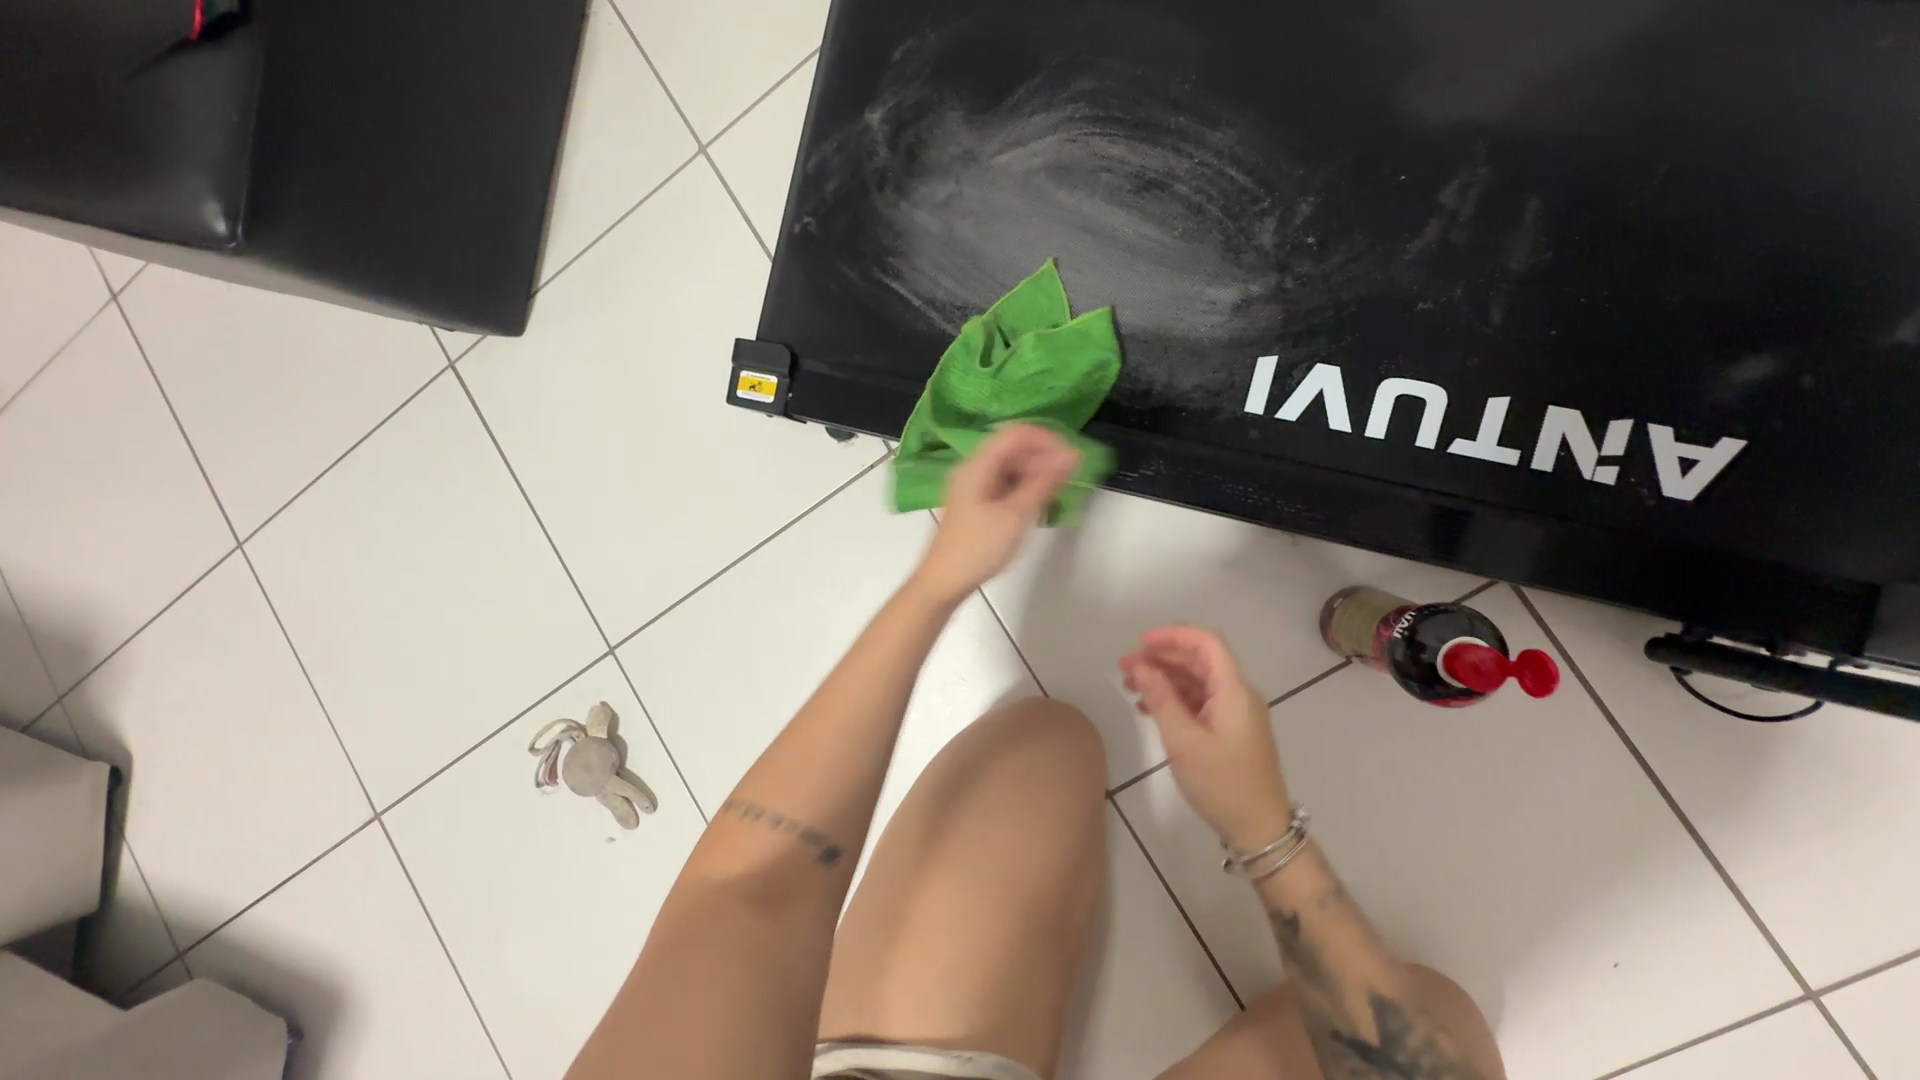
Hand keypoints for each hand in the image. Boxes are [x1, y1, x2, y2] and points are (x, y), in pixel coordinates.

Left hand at [911, 424, 1079, 603]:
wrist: (943, 582)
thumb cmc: (978, 549)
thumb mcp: (1015, 515)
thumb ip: (1044, 482)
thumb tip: (1071, 454)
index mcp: (978, 465)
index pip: (1016, 433)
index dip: (1046, 439)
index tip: (1071, 458)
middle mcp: (974, 470)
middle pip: (1013, 448)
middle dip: (1043, 457)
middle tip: (1069, 478)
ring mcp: (974, 487)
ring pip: (1010, 467)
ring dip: (1036, 474)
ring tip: (1058, 492)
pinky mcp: (977, 504)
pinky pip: (1005, 484)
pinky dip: (1024, 489)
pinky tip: (1039, 505)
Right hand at [1120, 626, 1294, 851]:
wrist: (1259, 829)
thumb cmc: (1222, 783)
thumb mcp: (1183, 741)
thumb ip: (1161, 698)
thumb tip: (1141, 666)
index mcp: (1233, 690)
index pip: (1206, 642)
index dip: (1172, 635)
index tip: (1139, 643)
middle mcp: (1238, 694)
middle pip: (1199, 660)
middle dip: (1161, 658)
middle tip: (1124, 667)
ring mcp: (1236, 713)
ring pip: (1197, 680)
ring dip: (1164, 678)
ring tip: (1130, 687)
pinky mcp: (1231, 730)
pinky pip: (1200, 701)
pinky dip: (1174, 699)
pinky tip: (1149, 708)